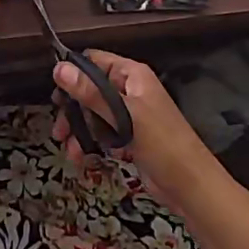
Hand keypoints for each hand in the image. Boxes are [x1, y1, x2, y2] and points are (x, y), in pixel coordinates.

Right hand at [52, 49, 220, 211]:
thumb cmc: (162, 144)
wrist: (191, 187)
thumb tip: (59, 69)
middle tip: (58, 129)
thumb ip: (90, 92)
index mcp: (132, 75)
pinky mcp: (128, 137)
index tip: (56, 93)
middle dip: (73, 110)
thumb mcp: (124, 115)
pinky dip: (90, 143)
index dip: (73, 73)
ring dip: (79, 130)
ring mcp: (129, 114)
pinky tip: (83, 157)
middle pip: (89, 89)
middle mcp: (129, 90)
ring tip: (70, 150)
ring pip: (93, 113)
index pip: (94, 61)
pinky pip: (102, 133)